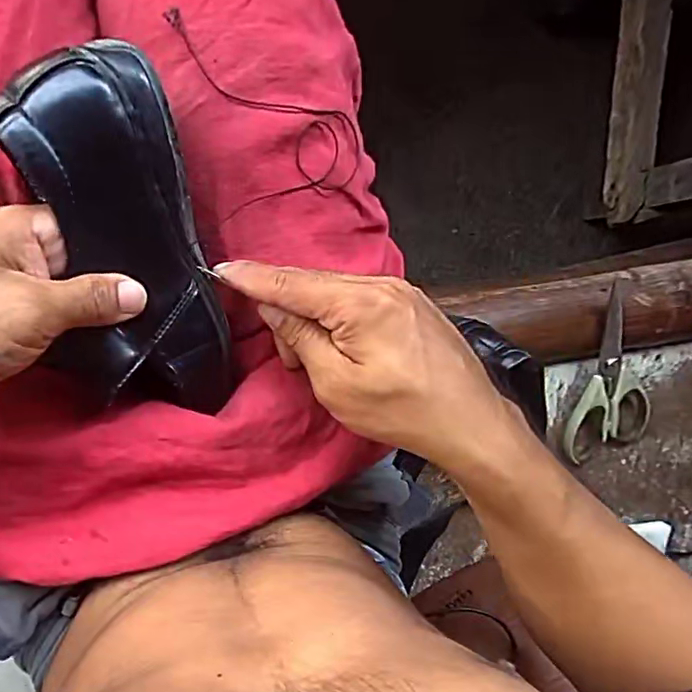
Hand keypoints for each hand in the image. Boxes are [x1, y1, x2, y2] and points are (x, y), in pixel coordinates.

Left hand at [0, 206, 145, 405]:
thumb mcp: (36, 308)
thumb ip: (91, 298)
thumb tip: (138, 292)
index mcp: (18, 226)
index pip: (82, 225)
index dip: (117, 248)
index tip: (155, 269)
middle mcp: (12, 248)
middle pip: (75, 261)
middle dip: (105, 283)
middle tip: (150, 301)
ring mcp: (6, 284)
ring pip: (61, 292)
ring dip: (85, 310)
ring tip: (131, 321)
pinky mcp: (2, 316)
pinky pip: (45, 315)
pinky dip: (65, 327)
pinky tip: (95, 337)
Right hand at [213, 261, 528, 466]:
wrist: (469, 422)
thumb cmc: (402, 411)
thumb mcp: (336, 383)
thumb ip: (301, 337)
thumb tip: (274, 306)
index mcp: (360, 302)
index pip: (292, 283)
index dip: (253, 278)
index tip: (222, 269)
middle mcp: (382, 285)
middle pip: (312, 284)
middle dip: (288, 314)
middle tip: (292, 361)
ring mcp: (400, 291)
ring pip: (334, 292)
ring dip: (314, 321)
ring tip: (321, 364)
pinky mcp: (410, 303)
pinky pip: (357, 299)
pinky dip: (337, 319)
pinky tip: (342, 349)